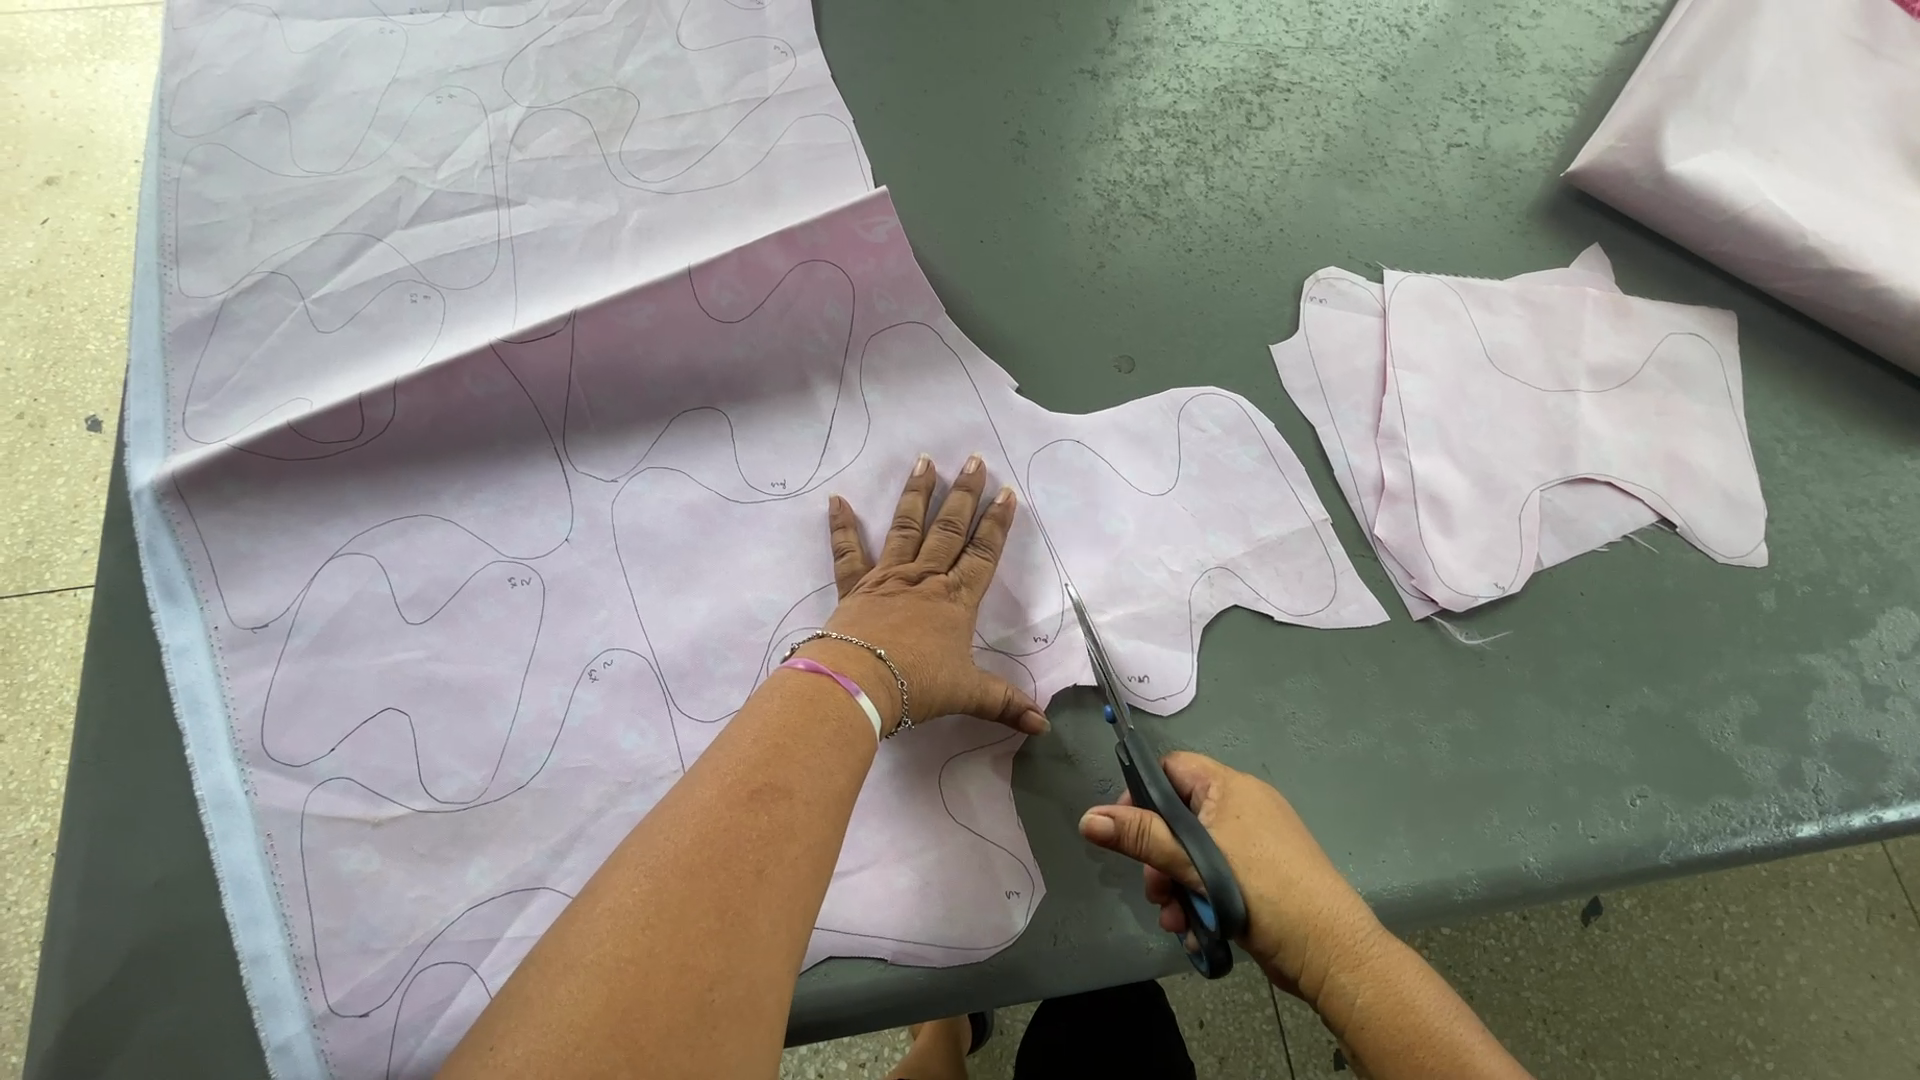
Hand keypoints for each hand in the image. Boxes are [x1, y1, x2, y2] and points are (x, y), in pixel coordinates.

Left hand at [801, 453, 1049, 736]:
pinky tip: (837, 500)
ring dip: (916, 494)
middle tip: (973, 459)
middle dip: (964, 494)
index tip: (1006, 493)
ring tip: (924, 461)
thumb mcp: (967, 694)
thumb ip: (1005, 704)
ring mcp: (888, 578)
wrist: (859, 683)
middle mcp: (925, 579)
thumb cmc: (917, 685)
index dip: (997, 524)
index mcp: (956, 600)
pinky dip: (842, 526)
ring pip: (906, 528)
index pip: (983, 553)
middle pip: (949, 529)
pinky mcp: (855, 587)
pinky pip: (847, 552)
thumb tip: (1043, 727)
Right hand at [1077, 752, 1388, 1004]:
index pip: (1171, 768)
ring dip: (1173, 884)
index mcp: (1228, 787)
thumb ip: (1139, 837)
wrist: (1333, 952)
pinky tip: (1191, 927)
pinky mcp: (1258, 876)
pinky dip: (1197, 897)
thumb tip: (1087, 819)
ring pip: (1192, 852)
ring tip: (1173, 918)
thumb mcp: (1194, 860)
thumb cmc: (1263, 890)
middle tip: (1154, 889)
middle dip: (1156, 855)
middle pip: (1177, 817)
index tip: (1124, 829)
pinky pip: (1213, 875)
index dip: (1142, 793)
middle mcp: (1240, 807)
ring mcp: (1252, 843)